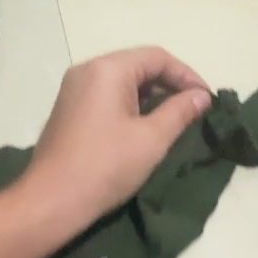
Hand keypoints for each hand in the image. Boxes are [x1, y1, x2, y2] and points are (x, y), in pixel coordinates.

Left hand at [18, 47, 212, 226]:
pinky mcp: (70, 108)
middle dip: (170, 84)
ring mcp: (74, 89)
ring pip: (123, 81)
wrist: (51, 200)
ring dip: (152, 96)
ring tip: (176, 119)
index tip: (207, 101)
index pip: (157, 57)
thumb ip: (180, 112)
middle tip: (195, 109)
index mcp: (107, 69)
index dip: (187, 76)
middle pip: (138, 65)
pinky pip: (107, 94)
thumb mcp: (152, 139)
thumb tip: (201, 97)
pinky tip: (146, 126)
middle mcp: (87, 70)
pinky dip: (131, 104)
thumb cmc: (105, 167)